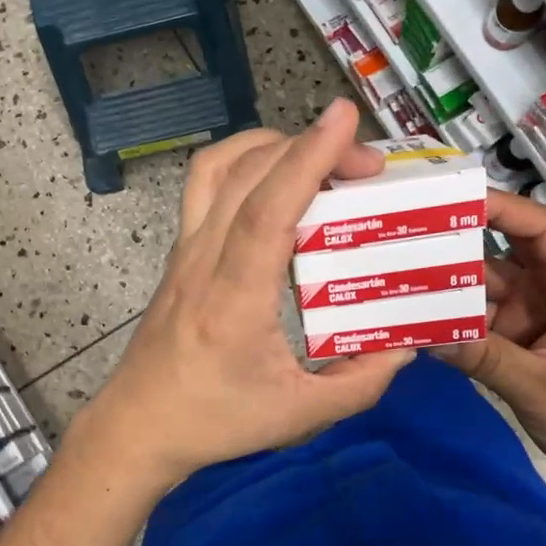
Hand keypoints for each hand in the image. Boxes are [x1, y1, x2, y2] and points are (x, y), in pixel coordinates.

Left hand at [72, 99, 416, 489]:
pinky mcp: (179, 252)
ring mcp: (184, 250)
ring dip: (268, 145)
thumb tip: (407, 342)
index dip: (306, 159)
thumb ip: (361, 382)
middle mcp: (203, 260)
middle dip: (308, 147)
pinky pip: (204, 186)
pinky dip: (242, 162)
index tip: (343, 119)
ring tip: (318, 156)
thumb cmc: (215, 421)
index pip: (267, 211)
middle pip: (245, 175)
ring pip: (215, 168)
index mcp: (234, 298)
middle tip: (366, 163)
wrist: (138, 425)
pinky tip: (275, 179)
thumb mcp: (300, 416)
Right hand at [431, 191, 545, 485]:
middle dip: (468, 234)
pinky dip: (454, 310)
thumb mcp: (539, 390)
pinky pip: (484, 311)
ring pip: (491, 278)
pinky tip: (417, 305)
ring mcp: (541, 309)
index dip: (505, 208)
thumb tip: (422, 334)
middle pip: (514, 246)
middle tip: (415, 222)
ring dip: (453, 275)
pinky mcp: (523, 331)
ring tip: (403, 263)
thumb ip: (482, 357)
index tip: (454, 197)